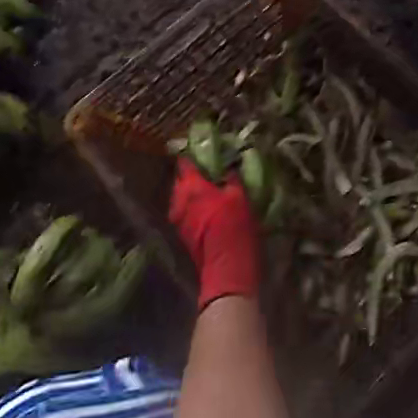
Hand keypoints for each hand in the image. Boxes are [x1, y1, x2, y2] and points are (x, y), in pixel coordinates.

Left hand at [168, 158, 260, 309]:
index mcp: (191, 187)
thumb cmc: (234, 227)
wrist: (226, 267)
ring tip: (206, 189)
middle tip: (205, 170)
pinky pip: (184, 212)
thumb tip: (228, 169)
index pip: (185, 164)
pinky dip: (192, 207)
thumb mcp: (240, 197)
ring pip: (180, 198)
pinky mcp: (182, 234)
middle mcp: (179, 201)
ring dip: (190, 192)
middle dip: (189, 175)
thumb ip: (231, 180)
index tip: (199, 150)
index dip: (191, 156)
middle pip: (179, 181)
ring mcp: (178, 219)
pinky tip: (206, 208)